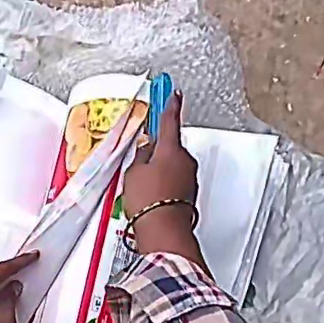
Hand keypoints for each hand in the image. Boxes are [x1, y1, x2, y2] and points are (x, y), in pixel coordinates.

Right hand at [123, 92, 203, 260]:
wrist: (163, 230)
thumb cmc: (149, 201)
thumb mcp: (134, 172)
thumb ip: (141, 155)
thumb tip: (146, 148)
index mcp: (171, 149)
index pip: (170, 120)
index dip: (170, 105)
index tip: (173, 93)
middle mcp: (185, 160)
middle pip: (170, 145)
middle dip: (157, 148)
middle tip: (140, 156)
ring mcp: (189, 177)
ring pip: (172, 164)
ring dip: (158, 168)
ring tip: (141, 182)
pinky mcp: (188, 193)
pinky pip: (174, 179)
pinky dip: (163, 181)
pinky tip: (150, 192)